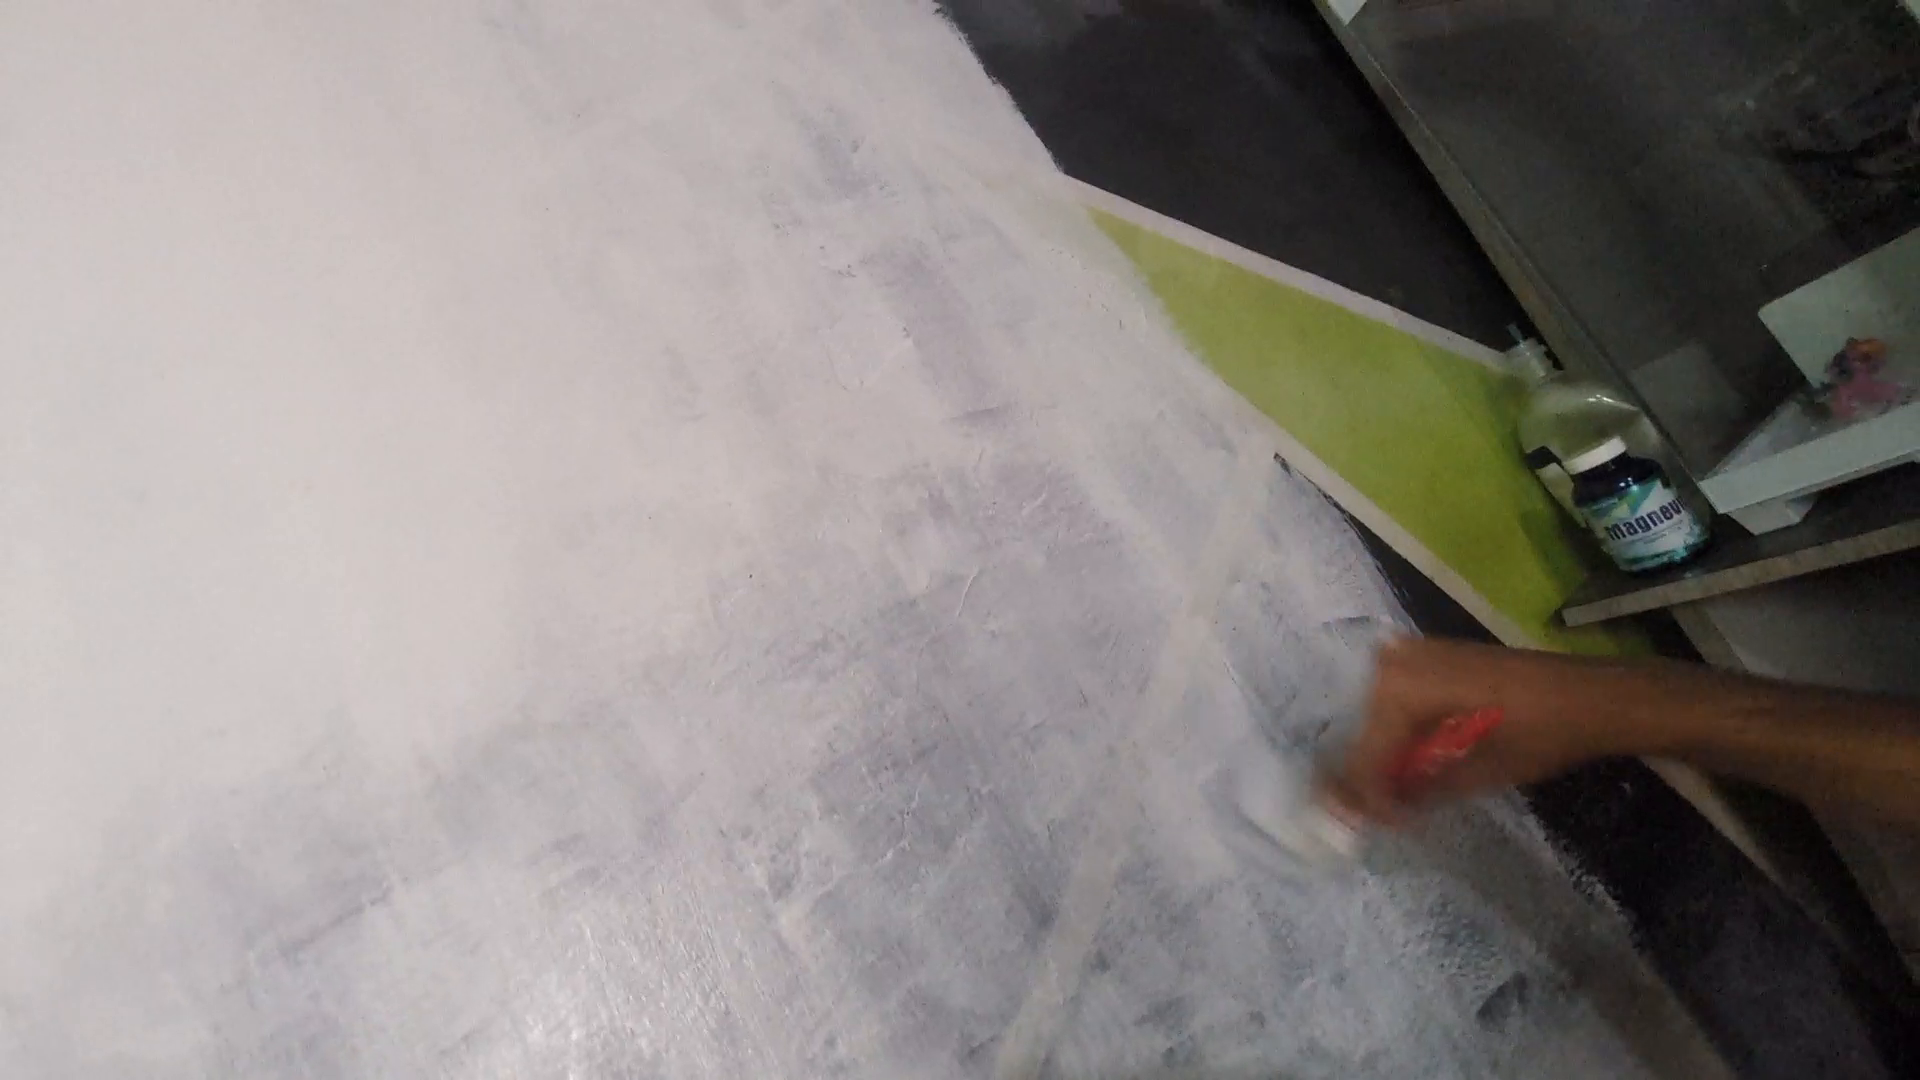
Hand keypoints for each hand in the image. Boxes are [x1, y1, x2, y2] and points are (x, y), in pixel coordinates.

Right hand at [1326, 637, 1614, 824]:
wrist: (1595, 693)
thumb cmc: (1544, 733)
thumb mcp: (1481, 771)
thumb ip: (1421, 789)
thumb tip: (1380, 813)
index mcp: (1399, 686)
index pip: (1365, 751)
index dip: (1366, 793)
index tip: (1370, 825)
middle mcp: (1390, 662)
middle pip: (1364, 730)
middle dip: (1370, 772)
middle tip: (1382, 810)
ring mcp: (1405, 653)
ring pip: (1375, 715)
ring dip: (1382, 753)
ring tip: (1394, 790)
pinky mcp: (1423, 655)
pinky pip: (1393, 699)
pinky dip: (1398, 731)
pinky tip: (1409, 757)